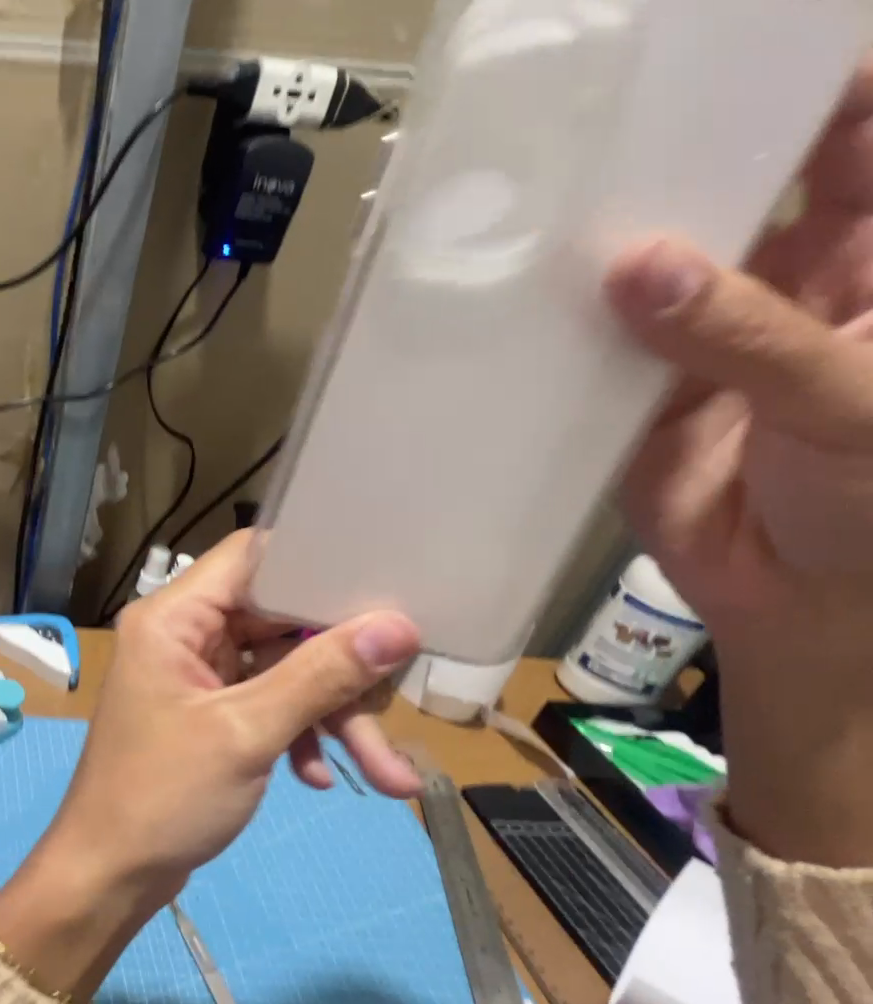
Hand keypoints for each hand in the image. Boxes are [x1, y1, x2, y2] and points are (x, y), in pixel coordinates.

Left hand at [0, 531, 419, 1001]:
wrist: (111, 871)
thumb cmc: (163, 794)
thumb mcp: (246, 733)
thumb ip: (320, 676)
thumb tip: (397, 626)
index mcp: (172, 618)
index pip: (250, 557)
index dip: (314, 563)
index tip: (381, 582)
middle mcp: (182, 636)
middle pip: (278, 620)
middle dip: (341, 667)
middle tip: (395, 700)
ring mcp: (196, 677)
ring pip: (283, 670)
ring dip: (333, 717)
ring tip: (387, 777)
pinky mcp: (209, 715)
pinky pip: (268, 705)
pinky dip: (299, 735)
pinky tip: (318, 779)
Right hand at [607, 59, 872, 866]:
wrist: (803, 606)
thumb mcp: (848, 405)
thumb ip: (748, 333)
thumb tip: (636, 264)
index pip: (859, 134)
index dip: (811, 79)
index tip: (723, 49)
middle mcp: (787, 276)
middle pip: (738, 181)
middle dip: (680, 144)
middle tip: (595, 112)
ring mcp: (699, 331)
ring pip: (649, 257)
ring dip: (599, 231)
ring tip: (533, 193)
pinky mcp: (630, 385)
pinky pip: (589, 338)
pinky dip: (553, 319)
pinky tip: (508, 294)